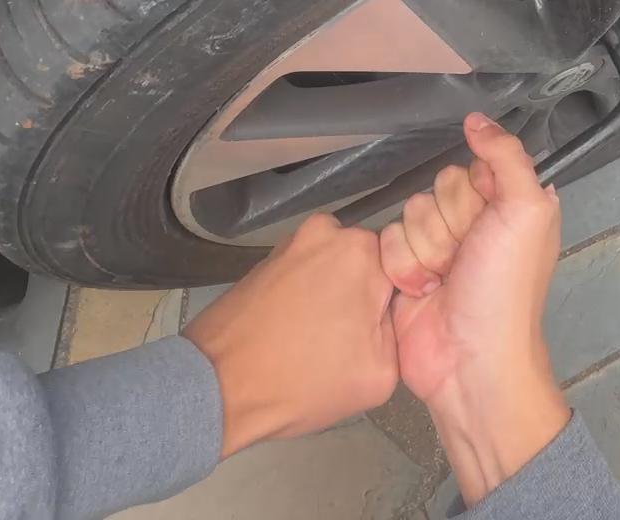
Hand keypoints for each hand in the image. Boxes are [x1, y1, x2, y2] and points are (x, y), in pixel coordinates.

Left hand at [182, 213, 398, 456]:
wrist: (214, 388)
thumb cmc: (300, 381)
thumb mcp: (380, 374)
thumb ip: (403, 332)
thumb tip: (392, 313)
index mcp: (363, 250)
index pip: (405, 267)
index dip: (396, 302)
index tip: (381, 331)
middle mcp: (331, 230)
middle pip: (370, 263)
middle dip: (365, 294)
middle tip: (351, 336)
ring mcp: (294, 239)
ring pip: (338, 266)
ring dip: (336, 292)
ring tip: (319, 334)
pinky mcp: (268, 256)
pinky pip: (308, 270)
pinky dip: (307, 293)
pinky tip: (295, 328)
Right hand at [380, 112, 570, 503]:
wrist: (469, 361)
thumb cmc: (506, 285)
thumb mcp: (527, 210)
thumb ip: (507, 156)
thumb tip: (476, 118)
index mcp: (509, 204)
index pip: (474, 164)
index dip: (475, 188)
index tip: (487, 215)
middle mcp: (475, 221)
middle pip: (439, 185)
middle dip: (450, 221)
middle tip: (467, 255)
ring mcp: (438, 246)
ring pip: (411, 210)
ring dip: (427, 248)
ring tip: (445, 279)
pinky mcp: (405, 269)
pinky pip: (388, 239)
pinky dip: (404, 267)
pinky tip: (422, 291)